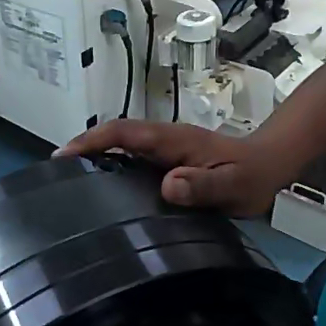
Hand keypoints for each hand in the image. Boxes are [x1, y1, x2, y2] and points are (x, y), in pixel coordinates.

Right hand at [55, 121, 303, 216]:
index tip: (64, 155)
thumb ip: (203, 185)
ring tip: (69, 185)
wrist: (271, 165)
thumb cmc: (252, 175)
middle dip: (84, 148)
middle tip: (55, 175)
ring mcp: (166, 150)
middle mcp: (164, 140)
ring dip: (95, 158)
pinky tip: (104, 193)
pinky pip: (133, 161)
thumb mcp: (232, 185)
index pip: (125, 132)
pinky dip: (112, 169)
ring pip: (122, 148)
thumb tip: (167, 185)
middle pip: (116, 136)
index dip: (93, 141)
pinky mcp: (169, 162)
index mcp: (173, 140)